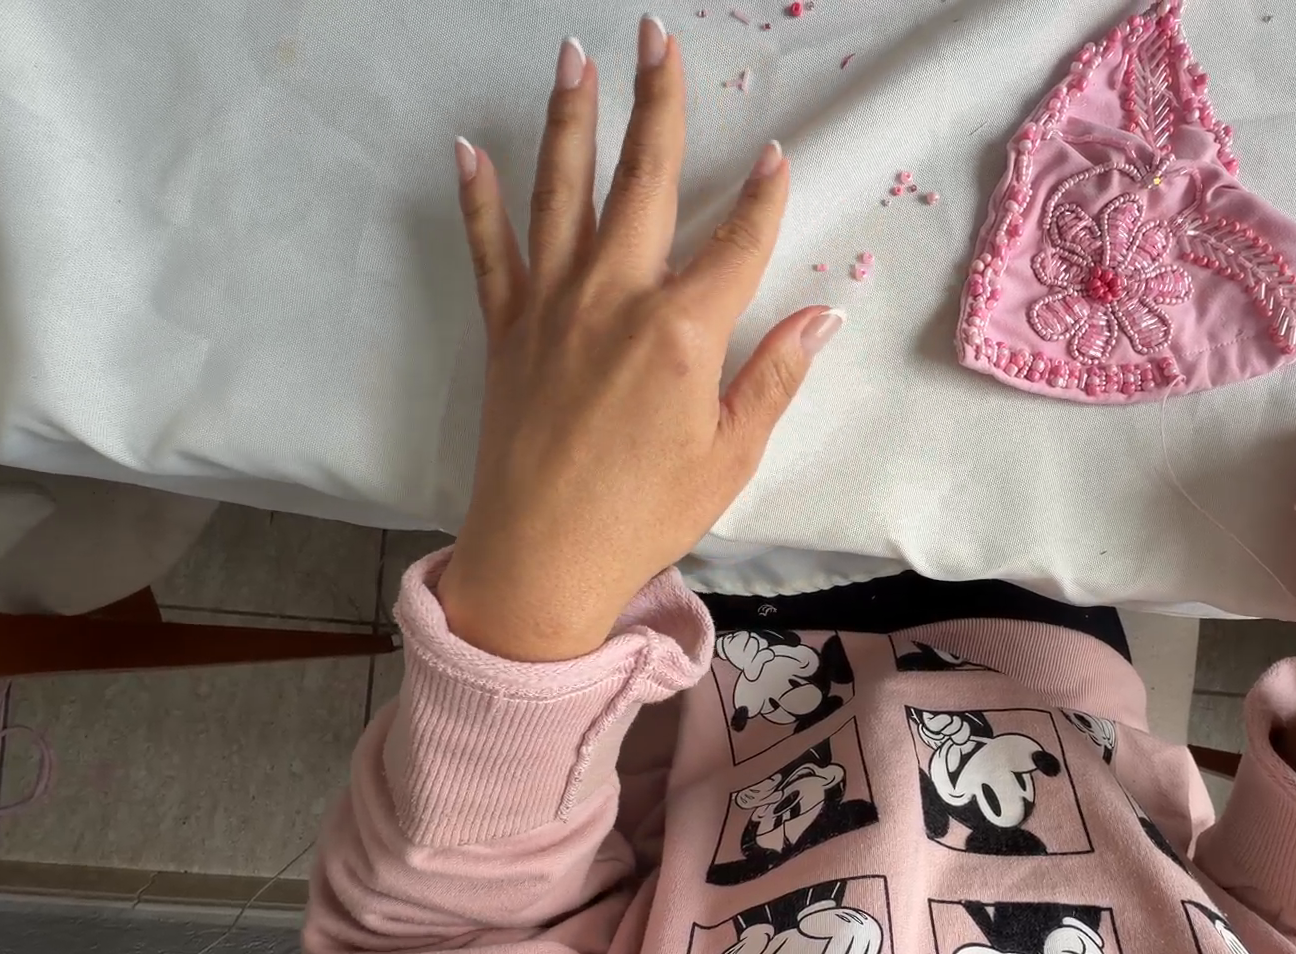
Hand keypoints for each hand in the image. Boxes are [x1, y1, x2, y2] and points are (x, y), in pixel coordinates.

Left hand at [435, 19, 845, 660]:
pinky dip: (480, 198)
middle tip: (660, 37)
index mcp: (681, 334)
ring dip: (573, 120)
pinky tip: (470, 149)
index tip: (778, 154)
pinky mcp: (506, 330)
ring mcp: (552, 307)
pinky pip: (490, 248)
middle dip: (659, 106)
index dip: (764, 199)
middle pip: (645, 185)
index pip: (737, 245)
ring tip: (578, 57)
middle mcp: (614, 300)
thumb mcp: (731, 456)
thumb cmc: (647, 515)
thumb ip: (774, 377)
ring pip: (563, 193)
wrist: (542, 559)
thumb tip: (824, 317)